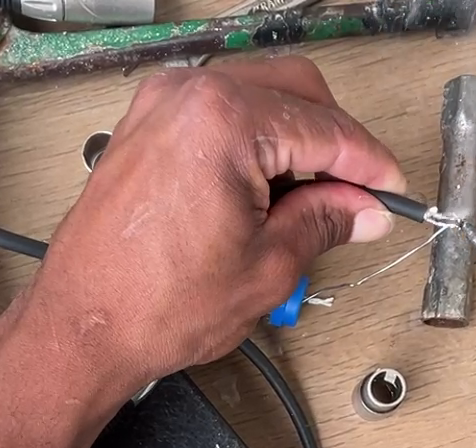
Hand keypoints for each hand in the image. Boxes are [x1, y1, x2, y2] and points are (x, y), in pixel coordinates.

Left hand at [0, 57, 401, 447]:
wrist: (85, 326)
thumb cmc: (156, 306)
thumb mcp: (267, 270)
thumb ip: (324, 223)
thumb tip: (361, 208)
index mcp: (225, 122)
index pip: (324, 128)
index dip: (368, 162)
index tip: (390, 190)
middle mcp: (189, 96)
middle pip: (294, 92)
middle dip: (335, 142)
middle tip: (356, 198)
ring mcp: (161, 107)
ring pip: (257, 97)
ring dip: (295, 142)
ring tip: (311, 205)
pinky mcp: (146, 128)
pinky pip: (220, 114)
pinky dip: (254, 143)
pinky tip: (266, 192)